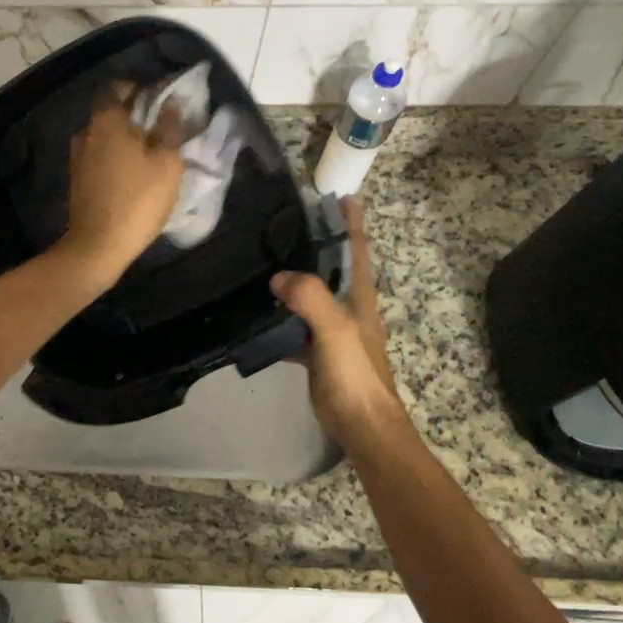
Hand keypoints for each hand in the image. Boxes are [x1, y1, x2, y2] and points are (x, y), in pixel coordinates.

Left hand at [59, 83, 185, 280]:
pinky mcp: (77, 180)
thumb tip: (172, 103)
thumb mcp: (167, 163)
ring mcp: (77, 157)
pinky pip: (98, 157)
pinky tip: (131, 174)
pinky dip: (113, 157)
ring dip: (123, 139)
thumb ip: (170, 128)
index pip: (115, 88)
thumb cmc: (137, 200)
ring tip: (148, 153)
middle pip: (109, 112)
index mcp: (106, 120)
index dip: (135, 88)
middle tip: (159, 128)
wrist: (97, 246)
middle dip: (132, 115)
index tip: (156, 99)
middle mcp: (86, 132)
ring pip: (103, 137)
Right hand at [270, 199, 403, 441]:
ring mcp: (334, 332)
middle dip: (317, 244)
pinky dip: (281, 319)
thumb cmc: (355, 376)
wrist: (364, 427)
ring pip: (313, 297)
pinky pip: (297, 327)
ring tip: (266, 262)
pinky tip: (259, 317)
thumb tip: (279, 278)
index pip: (356, 250)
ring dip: (295, 280)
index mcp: (358, 298)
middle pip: (333, 268)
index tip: (339, 195)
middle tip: (287, 222)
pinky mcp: (319, 354)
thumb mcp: (336, 330)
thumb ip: (310, 298)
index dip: (350, 222)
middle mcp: (349, 309)